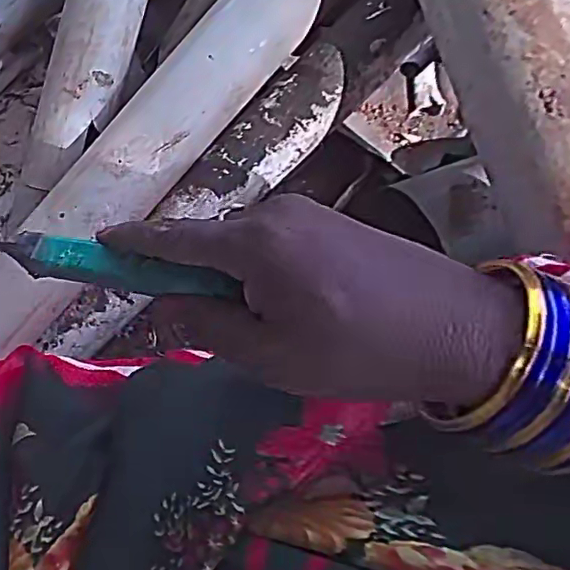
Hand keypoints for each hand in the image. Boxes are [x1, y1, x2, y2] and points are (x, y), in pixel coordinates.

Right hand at [99, 195, 523, 404]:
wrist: (469, 330)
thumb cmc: (361, 351)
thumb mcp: (270, 356)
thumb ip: (206, 326)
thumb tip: (168, 304)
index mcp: (253, 245)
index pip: (171, 239)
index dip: (131, 243)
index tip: (99, 242)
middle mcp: (272, 214)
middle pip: (203, 241)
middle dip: (190, 275)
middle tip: (205, 322)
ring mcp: (304, 212)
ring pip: (236, 243)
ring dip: (228, 276)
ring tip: (263, 324)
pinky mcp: (327, 220)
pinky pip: (268, 241)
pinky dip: (256, 269)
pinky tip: (287, 305)